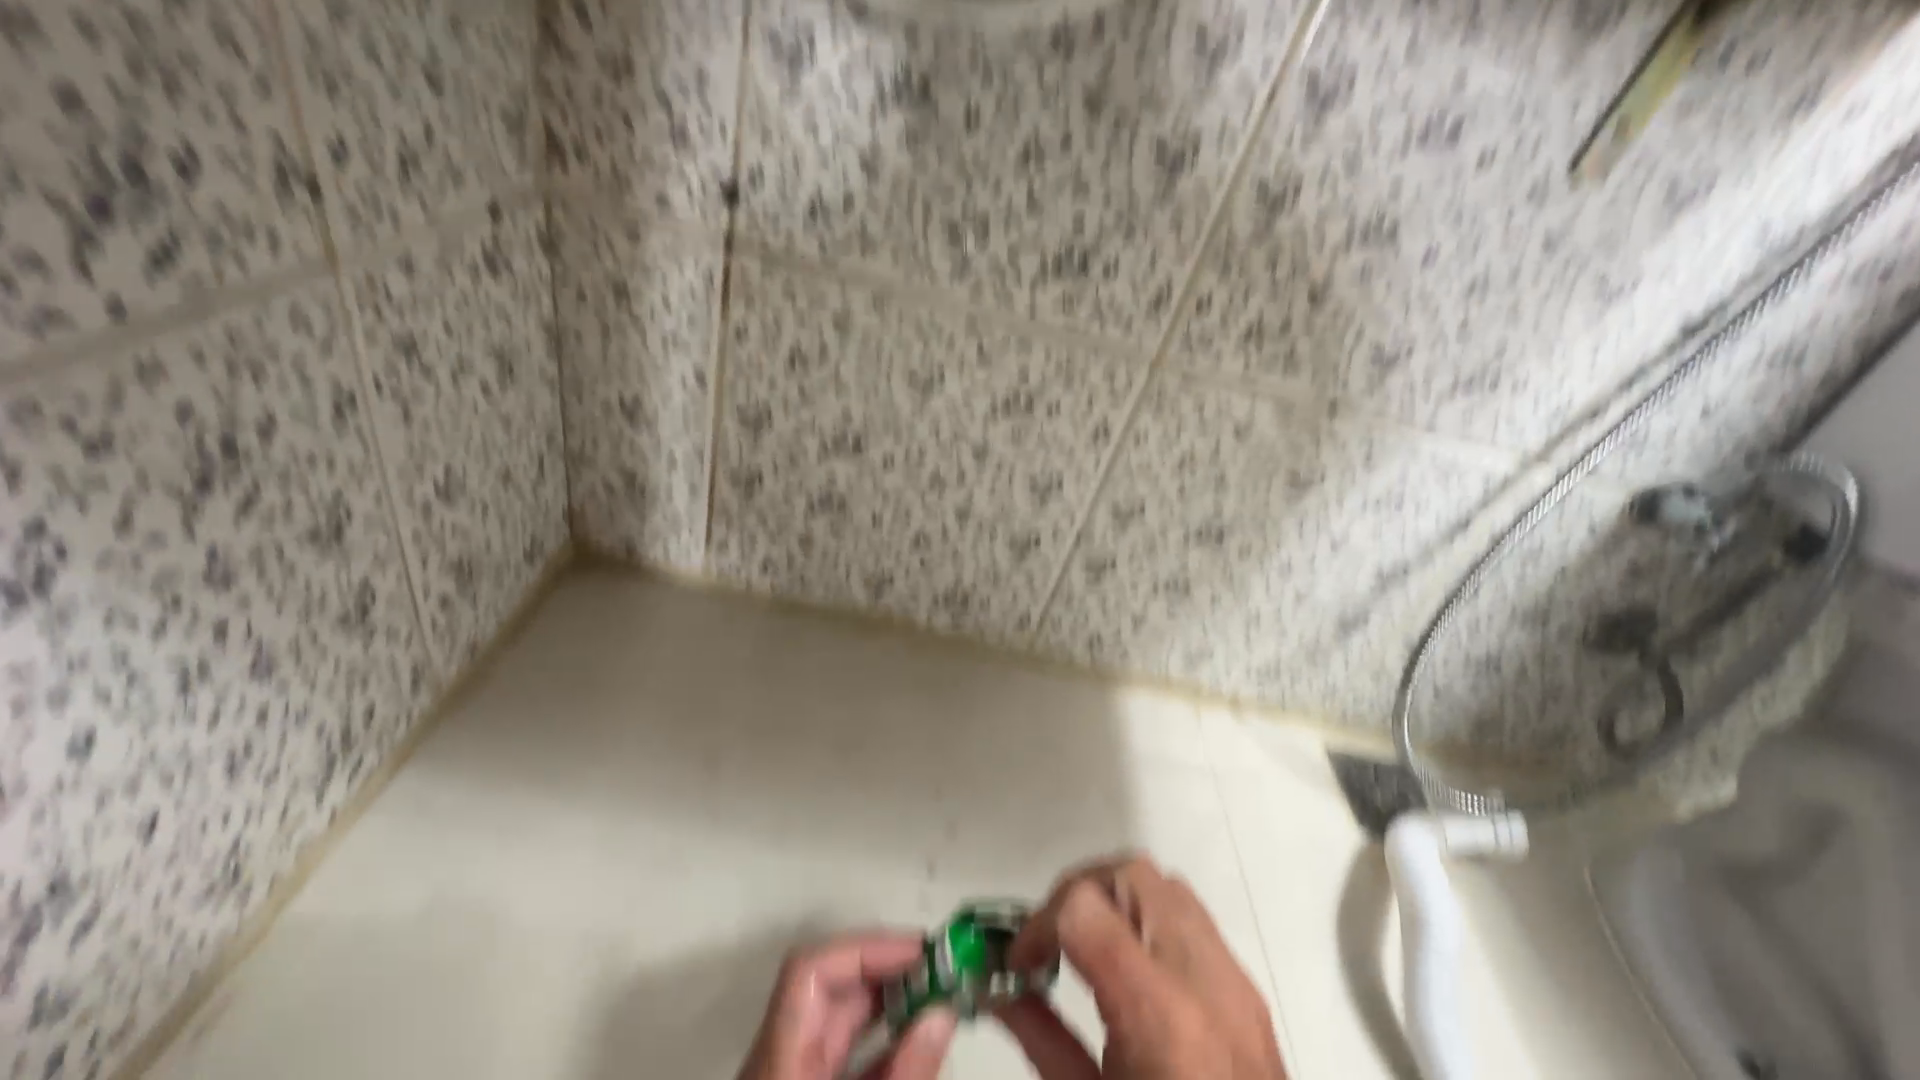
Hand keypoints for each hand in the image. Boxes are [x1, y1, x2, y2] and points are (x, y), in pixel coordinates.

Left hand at [737, 932, 957, 1079]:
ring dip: (891, 1003)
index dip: (866, 947)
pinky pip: (845, 1054)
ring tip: (941, 996)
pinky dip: (885, 1042)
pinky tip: (920, 1040)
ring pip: (840, 1020)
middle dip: (888, 969)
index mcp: (777, 1057)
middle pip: (829, 987)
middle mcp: (778, 1056)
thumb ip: (905, 1071)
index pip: (811, 969)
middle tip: (944, 969)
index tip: (922, 951)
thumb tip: (941, 1013)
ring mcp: (791, 1073)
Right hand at [997, 856, 1287, 1079]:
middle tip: (1048, 944)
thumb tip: (1000, 993)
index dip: (1037, 923)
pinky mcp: (1246, 986)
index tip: (1020, 961)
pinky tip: (1127, 965)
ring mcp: (1231, 976)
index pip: (1084, 908)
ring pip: (1163, 883)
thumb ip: (1042, 1040)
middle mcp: (1200, 977)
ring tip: (1084, 948)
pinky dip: (1146, 919)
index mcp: (1156, 1015)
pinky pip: (1190, 915)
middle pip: (1128, 874)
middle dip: (1075, 894)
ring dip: (1111, 900)